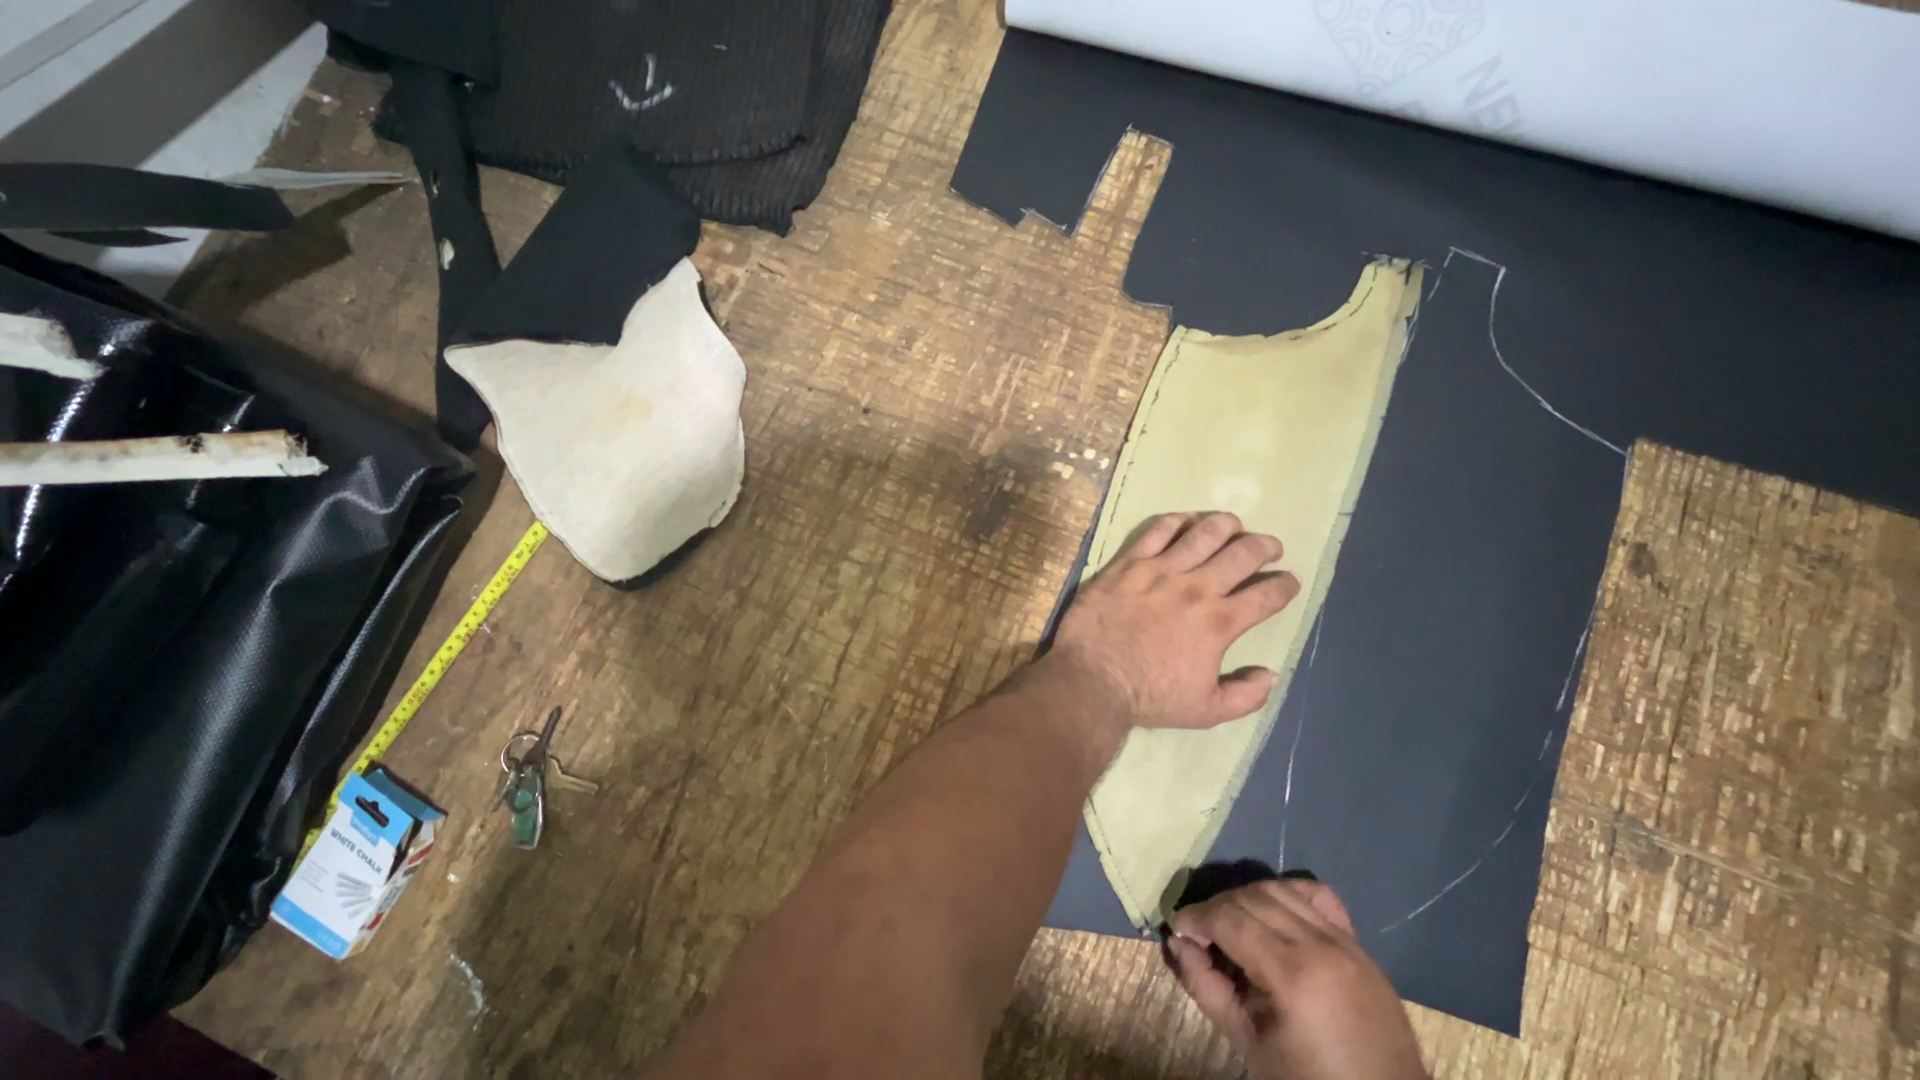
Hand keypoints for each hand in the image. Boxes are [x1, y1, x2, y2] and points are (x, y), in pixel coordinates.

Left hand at [1049, 512, 1299, 729]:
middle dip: (1265, 547)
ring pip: (1205, 532)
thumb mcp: (1206, 711)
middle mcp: (1197, 588)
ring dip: (1227, 525)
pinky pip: (1158, 529)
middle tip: (1270, 549)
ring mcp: (1161, 571)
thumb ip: (1246, 696)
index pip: (1267, 595)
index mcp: (1220, 623)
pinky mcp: (1129, 562)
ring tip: (1234, 526)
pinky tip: (1187, 521)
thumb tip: (1271, 675)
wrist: (1091, 681)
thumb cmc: (1148, 698)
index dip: (1285, 585)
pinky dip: (1178, 521)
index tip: (1289, 582)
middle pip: (1243, 553)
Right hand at [1167, 881, 1427, 1079]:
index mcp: (1293, 974)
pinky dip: (1288, 894)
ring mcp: (1345, 939)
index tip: (1176, 929)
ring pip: (1281, 889)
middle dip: (1215, 908)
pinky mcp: (1359, 942)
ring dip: (1246, 898)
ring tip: (1230, 924)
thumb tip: (1178, 943)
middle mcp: (1321, 944)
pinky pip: (1317, 896)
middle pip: (1251, 898)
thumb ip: (1209, 989)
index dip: (1195, 917)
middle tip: (1197, 933)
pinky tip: (1272, 914)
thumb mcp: (1250, 1044)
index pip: (1229, 919)